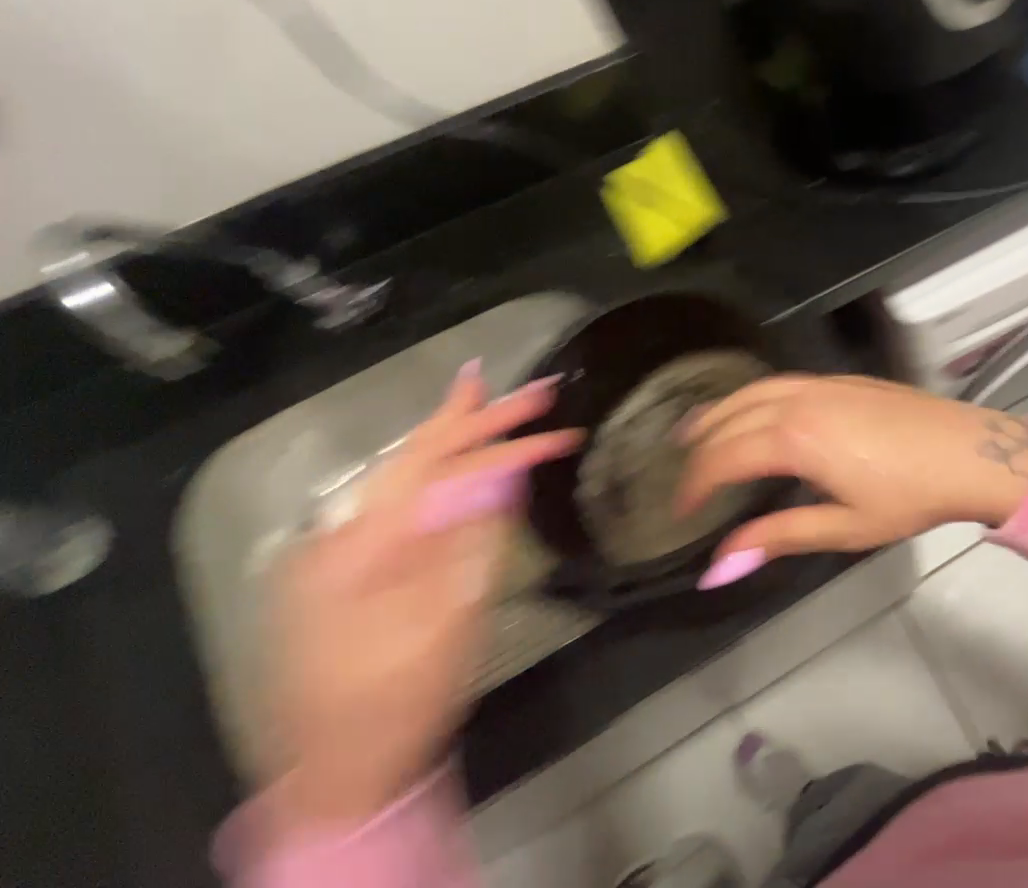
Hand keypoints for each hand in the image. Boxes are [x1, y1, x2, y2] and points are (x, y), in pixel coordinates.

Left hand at [267, 361, 583, 833]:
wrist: (341, 769)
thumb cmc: (402, 699)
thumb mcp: (448, 622)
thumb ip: (470, 540)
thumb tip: (499, 472)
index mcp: (362, 546)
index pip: (442, 470)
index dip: (505, 443)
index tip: (561, 428)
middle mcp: (338, 534)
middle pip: (415, 459)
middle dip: (477, 420)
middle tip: (534, 390)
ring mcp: (335, 551)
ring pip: (401, 476)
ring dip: (451, 436)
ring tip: (487, 397)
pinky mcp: (344, 568)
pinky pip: (394, 502)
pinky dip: (431, 471)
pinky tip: (450, 454)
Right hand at [673, 376, 1027, 586]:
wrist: (970, 453)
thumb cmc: (910, 496)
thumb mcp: (845, 527)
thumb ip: (779, 537)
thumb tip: (719, 566)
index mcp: (795, 437)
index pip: (723, 457)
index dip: (695, 486)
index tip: (680, 512)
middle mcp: (801, 400)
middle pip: (731, 418)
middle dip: (699, 449)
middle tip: (682, 477)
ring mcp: (824, 383)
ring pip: (753, 390)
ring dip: (719, 412)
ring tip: (695, 432)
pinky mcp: (845, 379)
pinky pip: (780, 382)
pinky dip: (751, 396)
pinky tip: (755, 412)